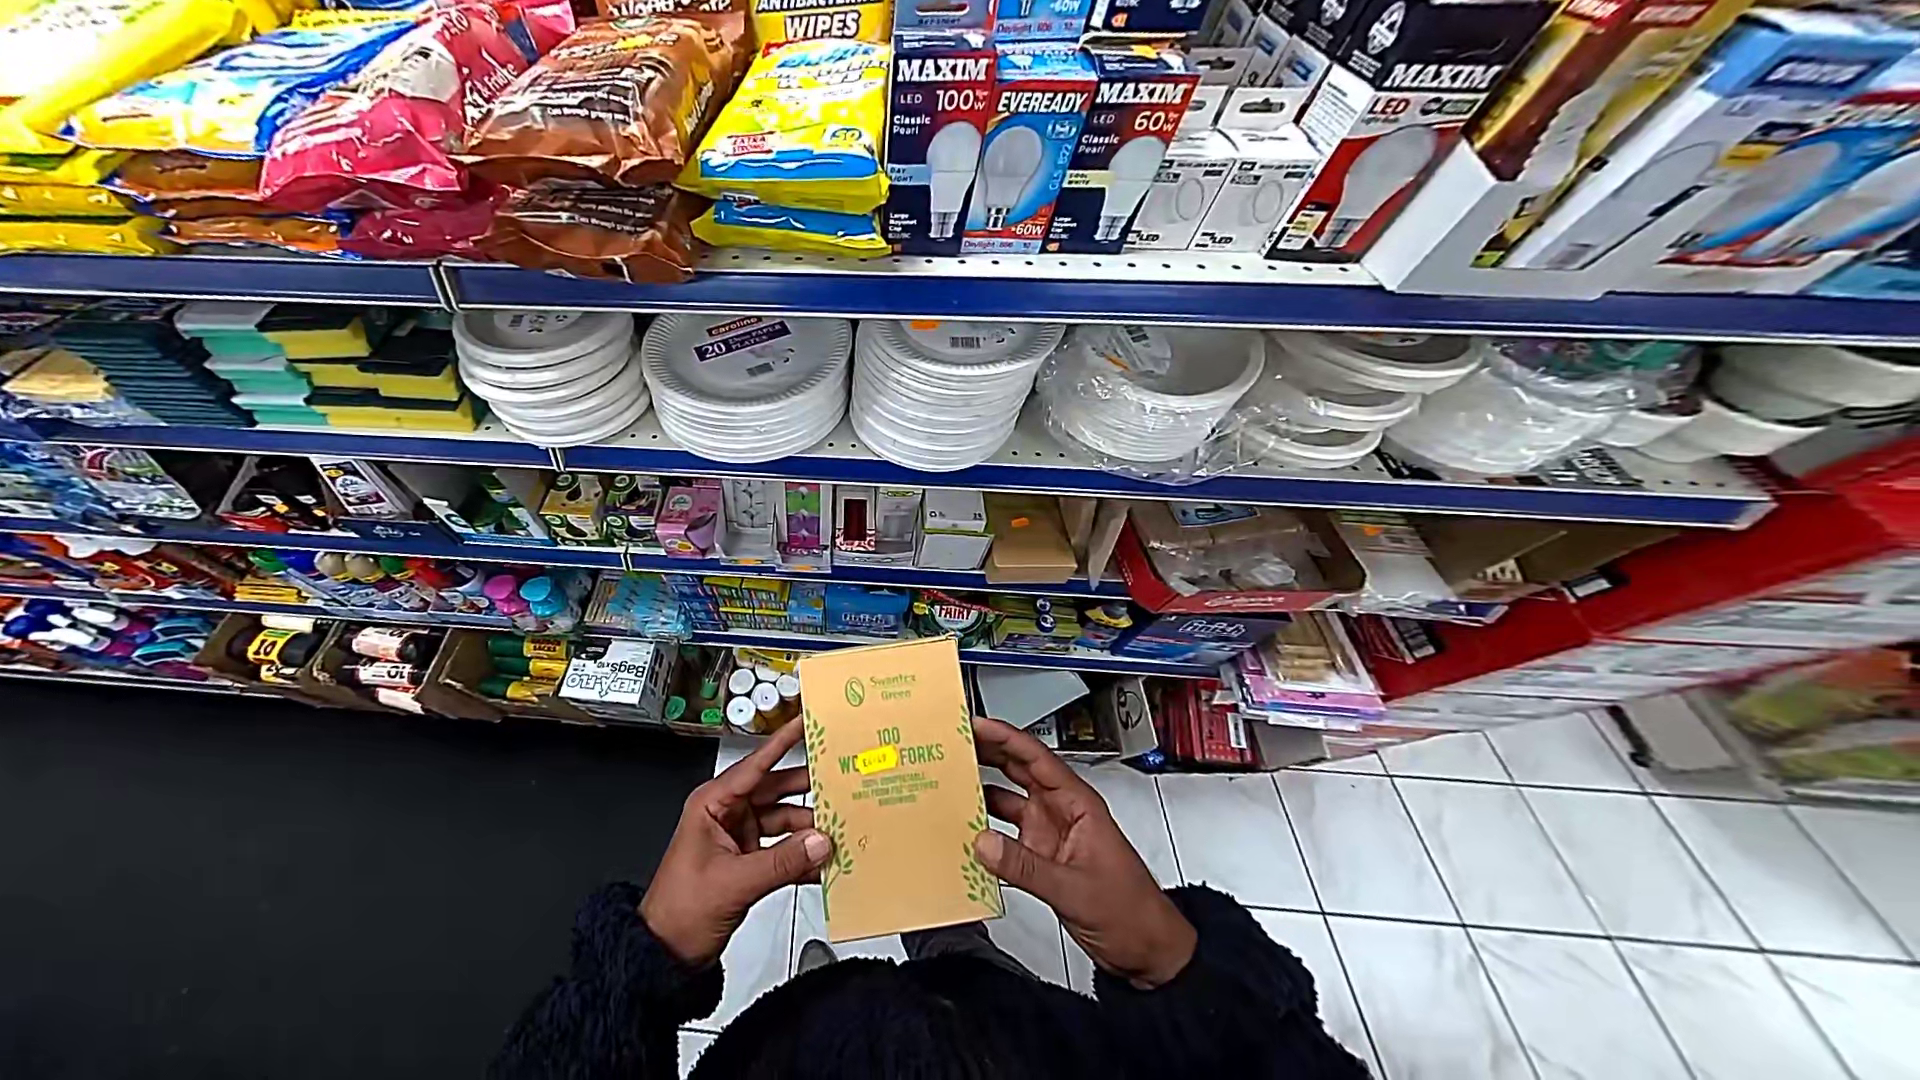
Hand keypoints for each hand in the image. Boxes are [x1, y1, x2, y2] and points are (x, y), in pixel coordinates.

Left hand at [641, 719, 829, 967]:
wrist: (664, 957)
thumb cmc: (678, 911)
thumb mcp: (734, 882)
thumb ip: (782, 861)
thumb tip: (820, 841)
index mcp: (713, 804)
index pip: (755, 764)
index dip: (782, 741)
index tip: (805, 722)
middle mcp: (729, 813)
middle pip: (777, 789)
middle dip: (808, 787)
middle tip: (838, 776)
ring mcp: (741, 834)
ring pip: (786, 818)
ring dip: (809, 827)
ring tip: (837, 827)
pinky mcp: (751, 857)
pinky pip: (785, 846)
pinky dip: (803, 853)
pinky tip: (824, 860)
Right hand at [971, 717, 1195, 988]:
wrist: (1147, 950)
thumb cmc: (1131, 910)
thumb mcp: (1075, 888)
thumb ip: (1025, 866)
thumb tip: (984, 844)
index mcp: (1078, 803)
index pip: (1037, 758)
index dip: (1006, 737)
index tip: (979, 725)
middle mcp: (1062, 811)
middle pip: (1020, 769)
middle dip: (990, 751)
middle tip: (957, 740)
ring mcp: (1050, 832)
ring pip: (1010, 798)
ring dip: (984, 787)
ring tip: (954, 777)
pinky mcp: (1042, 855)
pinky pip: (1007, 833)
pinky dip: (987, 828)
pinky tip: (968, 828)